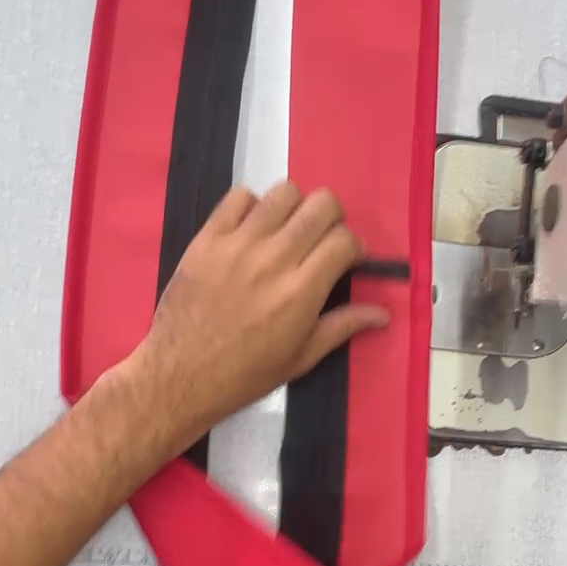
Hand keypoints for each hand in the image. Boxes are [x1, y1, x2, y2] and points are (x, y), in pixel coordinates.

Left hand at [120, 181, 389, 437]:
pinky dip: (252, 206)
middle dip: (332, 219)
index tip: (346, 260)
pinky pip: (238, 197)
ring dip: (295, 208)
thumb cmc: (246, 373)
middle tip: (321, 240)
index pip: (344, 240)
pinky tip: (252, 230)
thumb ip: (343, 326)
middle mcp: (274, 258)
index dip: (353, 246)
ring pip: (284, 192)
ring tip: (286, 231)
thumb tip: (384, 313)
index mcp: (302, 291)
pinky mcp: (207, 238)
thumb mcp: (302, 357)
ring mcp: (238, 244)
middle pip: (321, 205)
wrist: (182, 373)